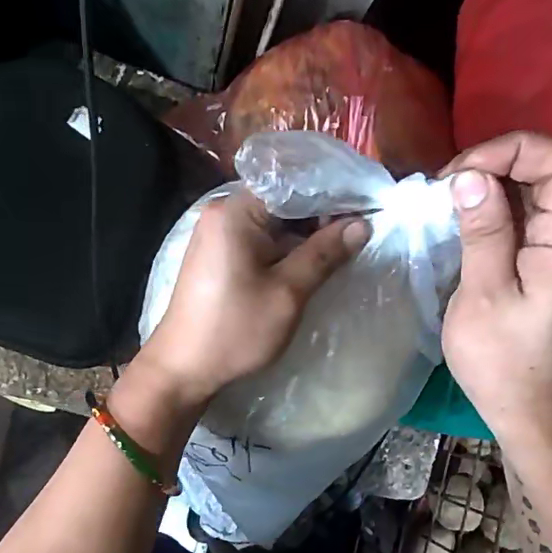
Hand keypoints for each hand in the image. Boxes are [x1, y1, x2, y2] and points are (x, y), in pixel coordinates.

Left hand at [134, 191, 370, 411]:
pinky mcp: (217, 256)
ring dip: (305, 236)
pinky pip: (260, 240)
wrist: (182, 369)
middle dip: (322, 216)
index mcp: (236, 211)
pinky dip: (285, 249)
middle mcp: (223, 212)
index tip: (369, 209)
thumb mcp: (288, 293)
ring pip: (274, 223)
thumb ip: (325, 253)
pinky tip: (310, 265)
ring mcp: (217, 234)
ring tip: (342, 251)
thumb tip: (362, 223)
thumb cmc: (235, 330)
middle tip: (360, 235)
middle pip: (284, 201)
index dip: (334, 194)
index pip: (295, 183)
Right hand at [439, 132, 551, 445]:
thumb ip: (484, 231)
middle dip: (500, 162)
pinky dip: (501, 206)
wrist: (526, 407)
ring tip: (451, 197)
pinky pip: (534, 215)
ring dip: (497, 183)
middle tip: (448, 185)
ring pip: (543, 190)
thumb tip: (470, 177)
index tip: (461, 172)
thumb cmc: (502, 359)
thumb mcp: (483, 294)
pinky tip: (468, 218)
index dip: (513, 150)